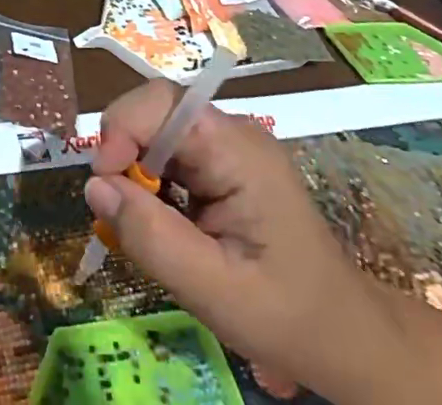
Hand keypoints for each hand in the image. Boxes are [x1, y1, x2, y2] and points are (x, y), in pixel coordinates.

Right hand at [86, 81, 392, 388]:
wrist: (347, 339)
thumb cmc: (286, 316)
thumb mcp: (212, 289)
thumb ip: (151, 236)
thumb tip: (94, 187)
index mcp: (237, 150)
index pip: (162, 102)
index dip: (121, 129)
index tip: (104, 183)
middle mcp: (231, 135)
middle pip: (153, 115)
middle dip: (122, 158)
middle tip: (116, 214)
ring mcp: (227, 149)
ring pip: (154, 137)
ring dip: (132, 176)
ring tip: (136, 228)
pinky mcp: (221, 167)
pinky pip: (166, 157)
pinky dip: (147, 187)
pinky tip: (157, 227)